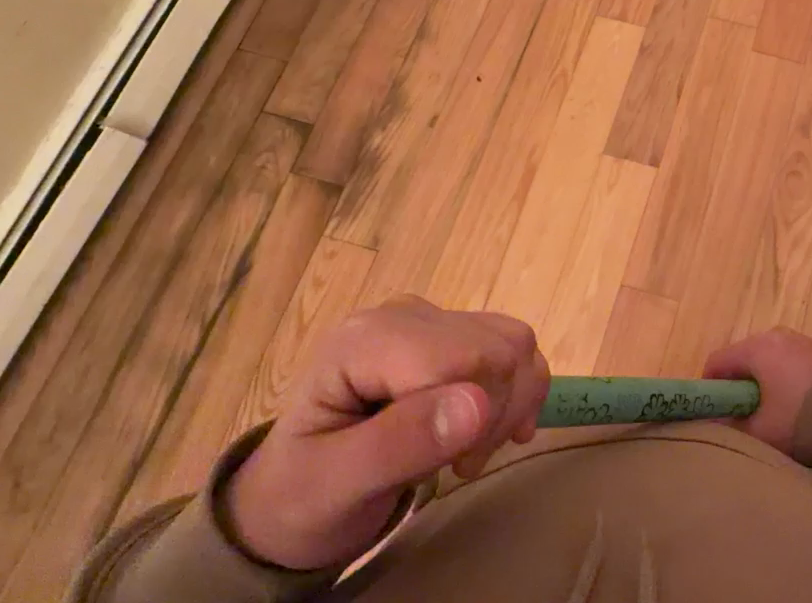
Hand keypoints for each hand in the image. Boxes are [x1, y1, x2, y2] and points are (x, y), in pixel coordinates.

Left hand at [223, 297, 549, 569]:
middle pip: (499, 349)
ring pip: (516, 344)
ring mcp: (432, 319)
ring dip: (512, 405)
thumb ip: (400, 443)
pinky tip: (493, 427)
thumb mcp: (334, 486)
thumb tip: (477, 404)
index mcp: (368, 338)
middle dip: (496, 415)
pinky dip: (521, 391)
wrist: (290, 496)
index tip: (457, 467)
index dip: (481, 415)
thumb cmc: (303, 494)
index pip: (467, 357)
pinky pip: (518, 347)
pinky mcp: (454, 332)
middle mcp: (405, 314)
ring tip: (470, 448)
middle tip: (461, 463)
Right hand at [703, 327, 811, 458]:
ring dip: (766, 381)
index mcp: (757, 347)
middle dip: (739, 384)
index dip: (710, 387)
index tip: (712, 412)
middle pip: (746, 356)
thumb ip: (730, 426)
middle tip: (741, 415)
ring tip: (772, 413)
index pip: (718, 361)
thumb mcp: (759, 432)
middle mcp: (779, 335)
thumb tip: (711, 423)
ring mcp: (805, 341)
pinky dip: (789, 380)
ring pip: (772, 359)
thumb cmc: (801, 421)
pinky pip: (795, 363)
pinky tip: (798, 406)